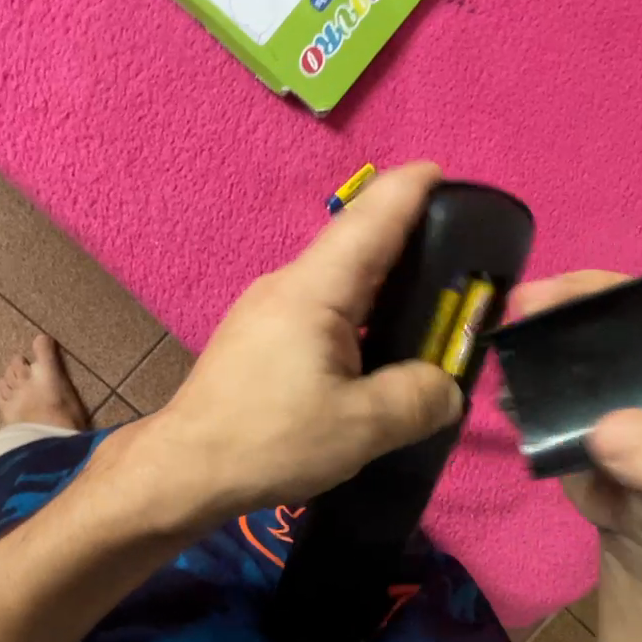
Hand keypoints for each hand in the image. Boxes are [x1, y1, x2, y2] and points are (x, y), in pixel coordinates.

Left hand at [142, 162, 464, 524]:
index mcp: (314, 291)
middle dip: (404, 236)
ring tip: (423, 296)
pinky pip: (318, 306)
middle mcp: (286, 286)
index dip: (409, 191)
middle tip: (455, 247)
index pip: (369, 222)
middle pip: (354, 245)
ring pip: (335, 278)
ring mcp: (265, 310)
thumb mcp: (362, 427)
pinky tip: (373, 339)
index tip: (441, 173)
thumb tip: (447, 387)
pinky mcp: (257, 337)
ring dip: (380, 279)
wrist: (186, 469)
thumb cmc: (271, 439)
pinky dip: (356, 310)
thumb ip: (418, 399)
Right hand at [511, 227, 641, 598]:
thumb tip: (608, 426)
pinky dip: (533, 350)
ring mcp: (638, 368)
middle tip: (551, 293)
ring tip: (522, 310)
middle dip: (603, 282)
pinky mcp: (591, 389)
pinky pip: (561, 357)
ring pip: (601, 317)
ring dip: (558, 305)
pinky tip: (512, 360)